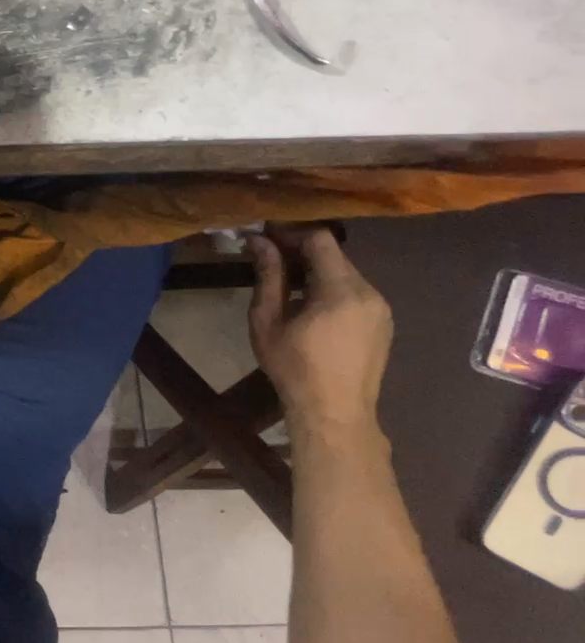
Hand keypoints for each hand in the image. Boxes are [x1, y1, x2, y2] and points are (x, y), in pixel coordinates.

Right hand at [246, 226, 392, 437]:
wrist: (335, 411)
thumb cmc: (293, 365)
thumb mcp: (268, 318)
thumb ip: (268, 276)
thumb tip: (259, 241)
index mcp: (342, 291)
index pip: (321, 240)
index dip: (290, 231)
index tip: (262, 234)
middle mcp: (370, 293)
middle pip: (334, 255)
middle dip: (299, 249)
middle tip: (264, 253)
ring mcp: (381, 309)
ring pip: (344, 272)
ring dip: (313, 268)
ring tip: (280, 277)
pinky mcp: (382, 322)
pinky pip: (353, 290)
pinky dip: (327, 285)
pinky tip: (304, 300)